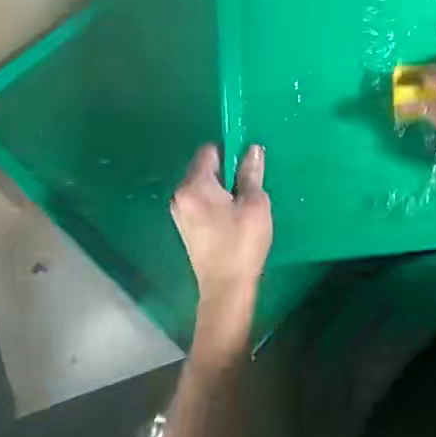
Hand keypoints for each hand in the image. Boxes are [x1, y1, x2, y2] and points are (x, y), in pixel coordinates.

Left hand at [170, 144, 270, 299]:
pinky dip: (218, 201)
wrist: (226, 287)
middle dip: (228, 169)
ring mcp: (181, 212)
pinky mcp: (186, 227)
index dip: (231, 150)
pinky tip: (235, 215)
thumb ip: (251, 173)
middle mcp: (181, 195)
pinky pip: (202, 201)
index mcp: (194, 186)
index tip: (250, 161)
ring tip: (246, 200)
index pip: (209, 151)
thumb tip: (252, 149)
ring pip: (204, 186)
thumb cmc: (242, 242)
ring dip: (224, 187)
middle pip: (205, 168)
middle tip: (252, 182)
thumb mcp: (254, 203)